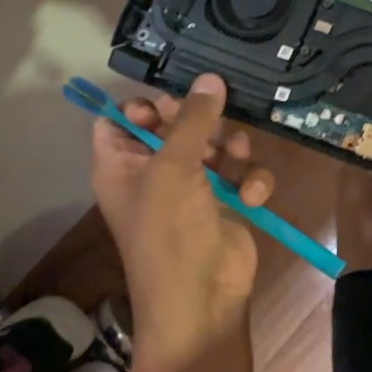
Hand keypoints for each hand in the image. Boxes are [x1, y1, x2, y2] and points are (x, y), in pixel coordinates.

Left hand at [90, 75, 274, 353]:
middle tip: (213, 122)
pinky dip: (251, 180)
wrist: (202, 295)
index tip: (172, 100)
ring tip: (237, 156)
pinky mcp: (228, 203)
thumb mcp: (173, 168)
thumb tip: (211, 76)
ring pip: (217, 145)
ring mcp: (194, 188)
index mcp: (121, 164)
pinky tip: (251, 195)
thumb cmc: (169, 230)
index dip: (144, 105)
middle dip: (202, 122)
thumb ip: (193, 119)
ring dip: (232, 148)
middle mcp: (155, 172)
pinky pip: (243, 173)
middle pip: (178, 125)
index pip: (120, 119)